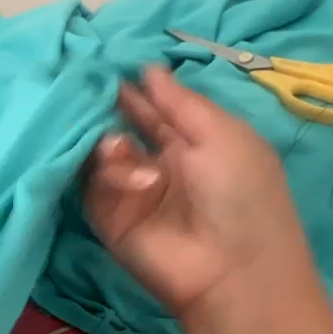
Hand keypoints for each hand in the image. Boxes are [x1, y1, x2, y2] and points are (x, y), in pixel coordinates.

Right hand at [85, 66, 311, 319]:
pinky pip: (91, 182)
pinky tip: (129, 174)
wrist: (229, 269)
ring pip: (101, 149)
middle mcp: (157, 163)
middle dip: (110, 107)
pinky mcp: (106, 217)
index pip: (154, 108)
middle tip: (93, 88)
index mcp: (193, 141)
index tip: (111, 64)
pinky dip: (104, 171)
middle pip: (121, 125)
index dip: (136, 88)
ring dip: (110, 141)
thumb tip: (148, 70)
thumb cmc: (241, 193)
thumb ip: (180, 103)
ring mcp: (128, 191)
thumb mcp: (222, 134)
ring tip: (122, 148)